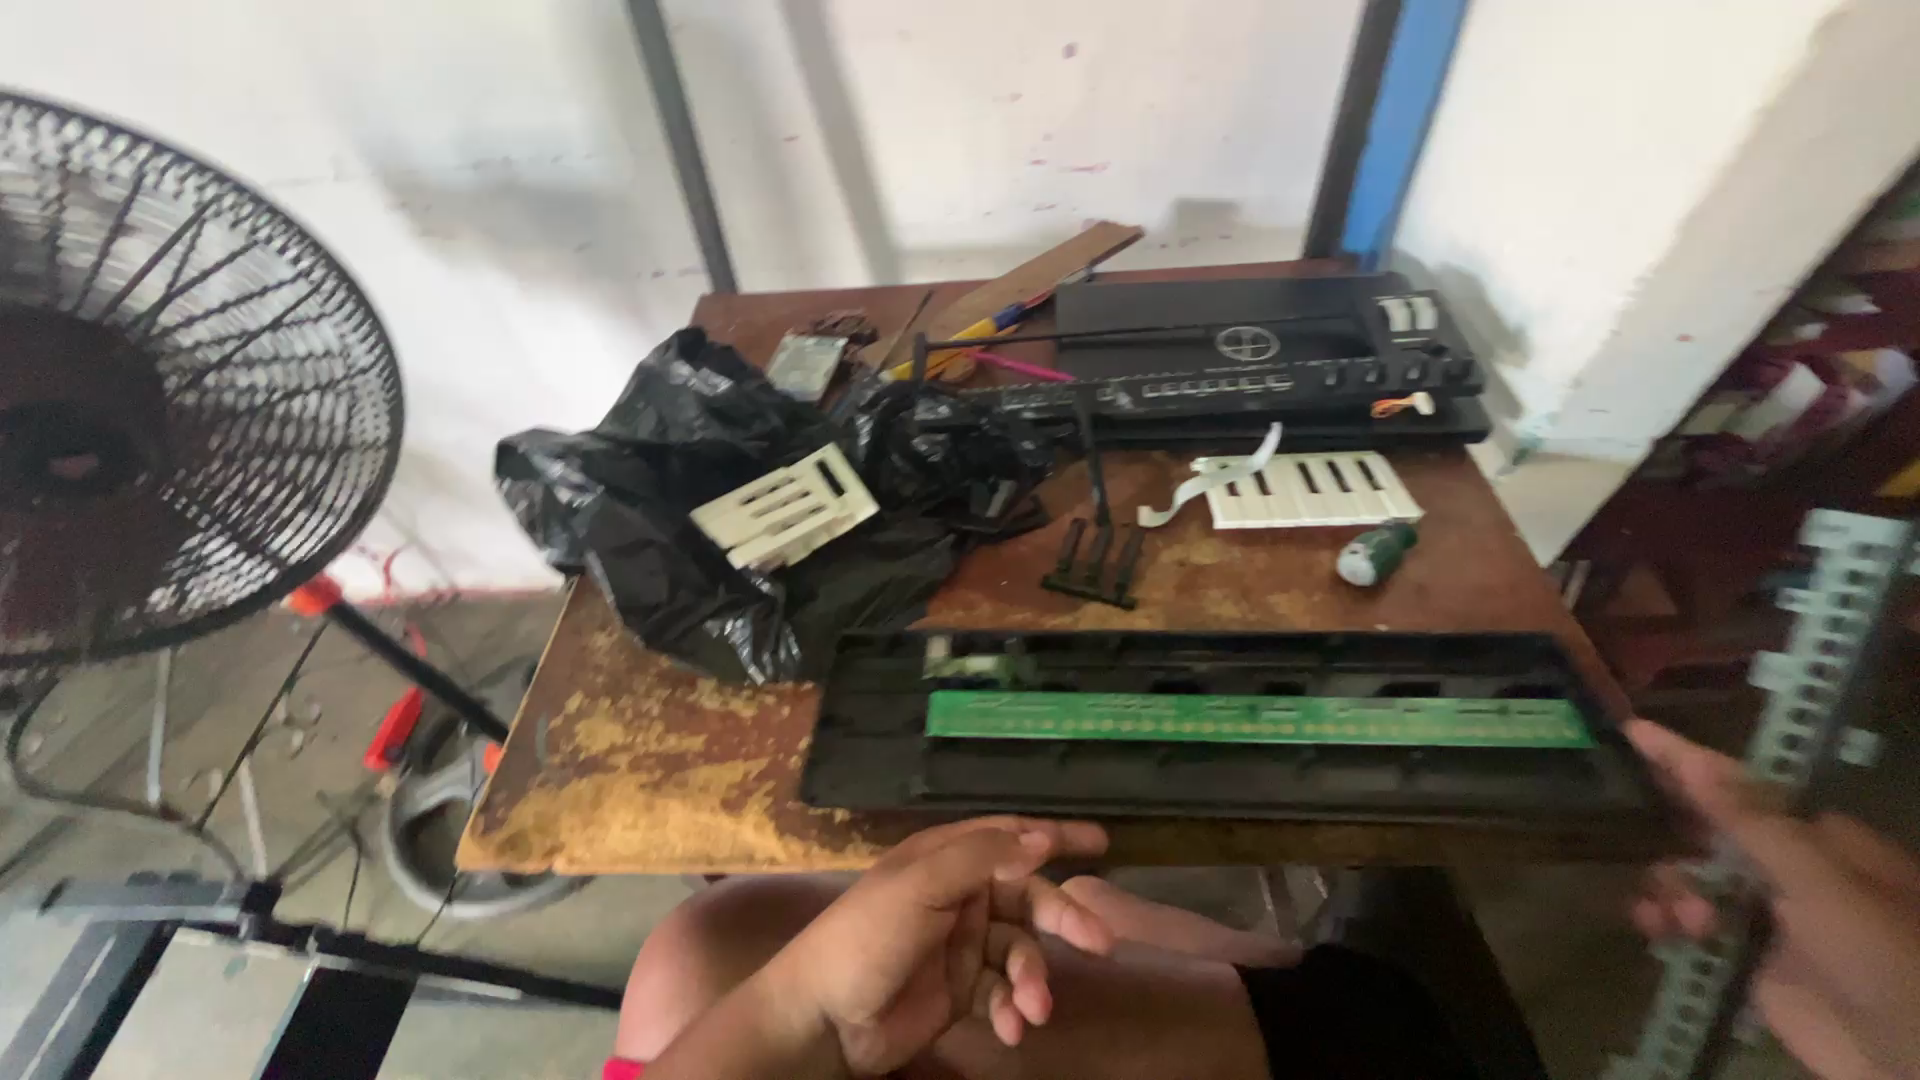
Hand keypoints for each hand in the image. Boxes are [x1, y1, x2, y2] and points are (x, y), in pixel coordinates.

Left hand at [755, 816, 1113, 1076]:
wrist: (824, 1018)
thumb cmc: (868, 935)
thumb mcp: (922, 886)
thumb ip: (982, 858)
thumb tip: (1041, 837)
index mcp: (946, 856)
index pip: (1009, 836)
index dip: (1054, 835)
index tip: (1102, 842)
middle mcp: (959, 892)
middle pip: (1026, 896)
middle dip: (1063, 918)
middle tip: (1100, 942)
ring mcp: (962, 942)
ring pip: (1019, 949)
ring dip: (1033, 977)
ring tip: (1034, 1009)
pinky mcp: (961, 988)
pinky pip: (1003, 991)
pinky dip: (1012, 1008)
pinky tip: (1011, 1029)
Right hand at [1626, 719, 1919, 1079]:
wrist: (1913, 1065)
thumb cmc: (1886, 960)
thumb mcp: (1820, 883)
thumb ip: (1750, 820)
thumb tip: (1690, 758)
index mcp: (1823, 845)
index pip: (1745, 786)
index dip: (1690, 759)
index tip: (1634, 731)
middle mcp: (1793, 872)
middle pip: (1711, 830)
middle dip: (1673, 829)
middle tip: (1629, 811)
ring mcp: (1769, 917)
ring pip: (1691, 877)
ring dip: (1670, 886)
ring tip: (1677, 912)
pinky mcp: (1746, 956)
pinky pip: (1687, 923)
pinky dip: (1664, 920)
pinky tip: (1659, 927)